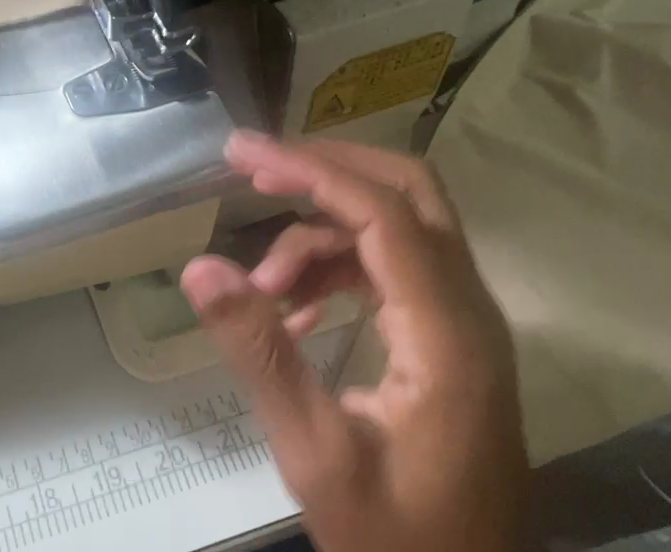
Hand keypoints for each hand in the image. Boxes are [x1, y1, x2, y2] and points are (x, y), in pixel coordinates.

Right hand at [180, 133, 526, 551]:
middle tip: (252, 169)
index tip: (240, 156)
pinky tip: (291, 313)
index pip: (384, 214)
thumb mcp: (316, 455)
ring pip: (397, 228)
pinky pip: (392, 270)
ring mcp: (465, 326)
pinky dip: (337, 269)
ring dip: (322, 234)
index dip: (310, 172)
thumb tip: (199, 266)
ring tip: (261, 288)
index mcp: (450, 336)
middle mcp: (470, 313)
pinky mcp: (450, 342)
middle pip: (409, 194)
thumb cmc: (397, 537)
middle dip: (326, 169)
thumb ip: (261, 355)